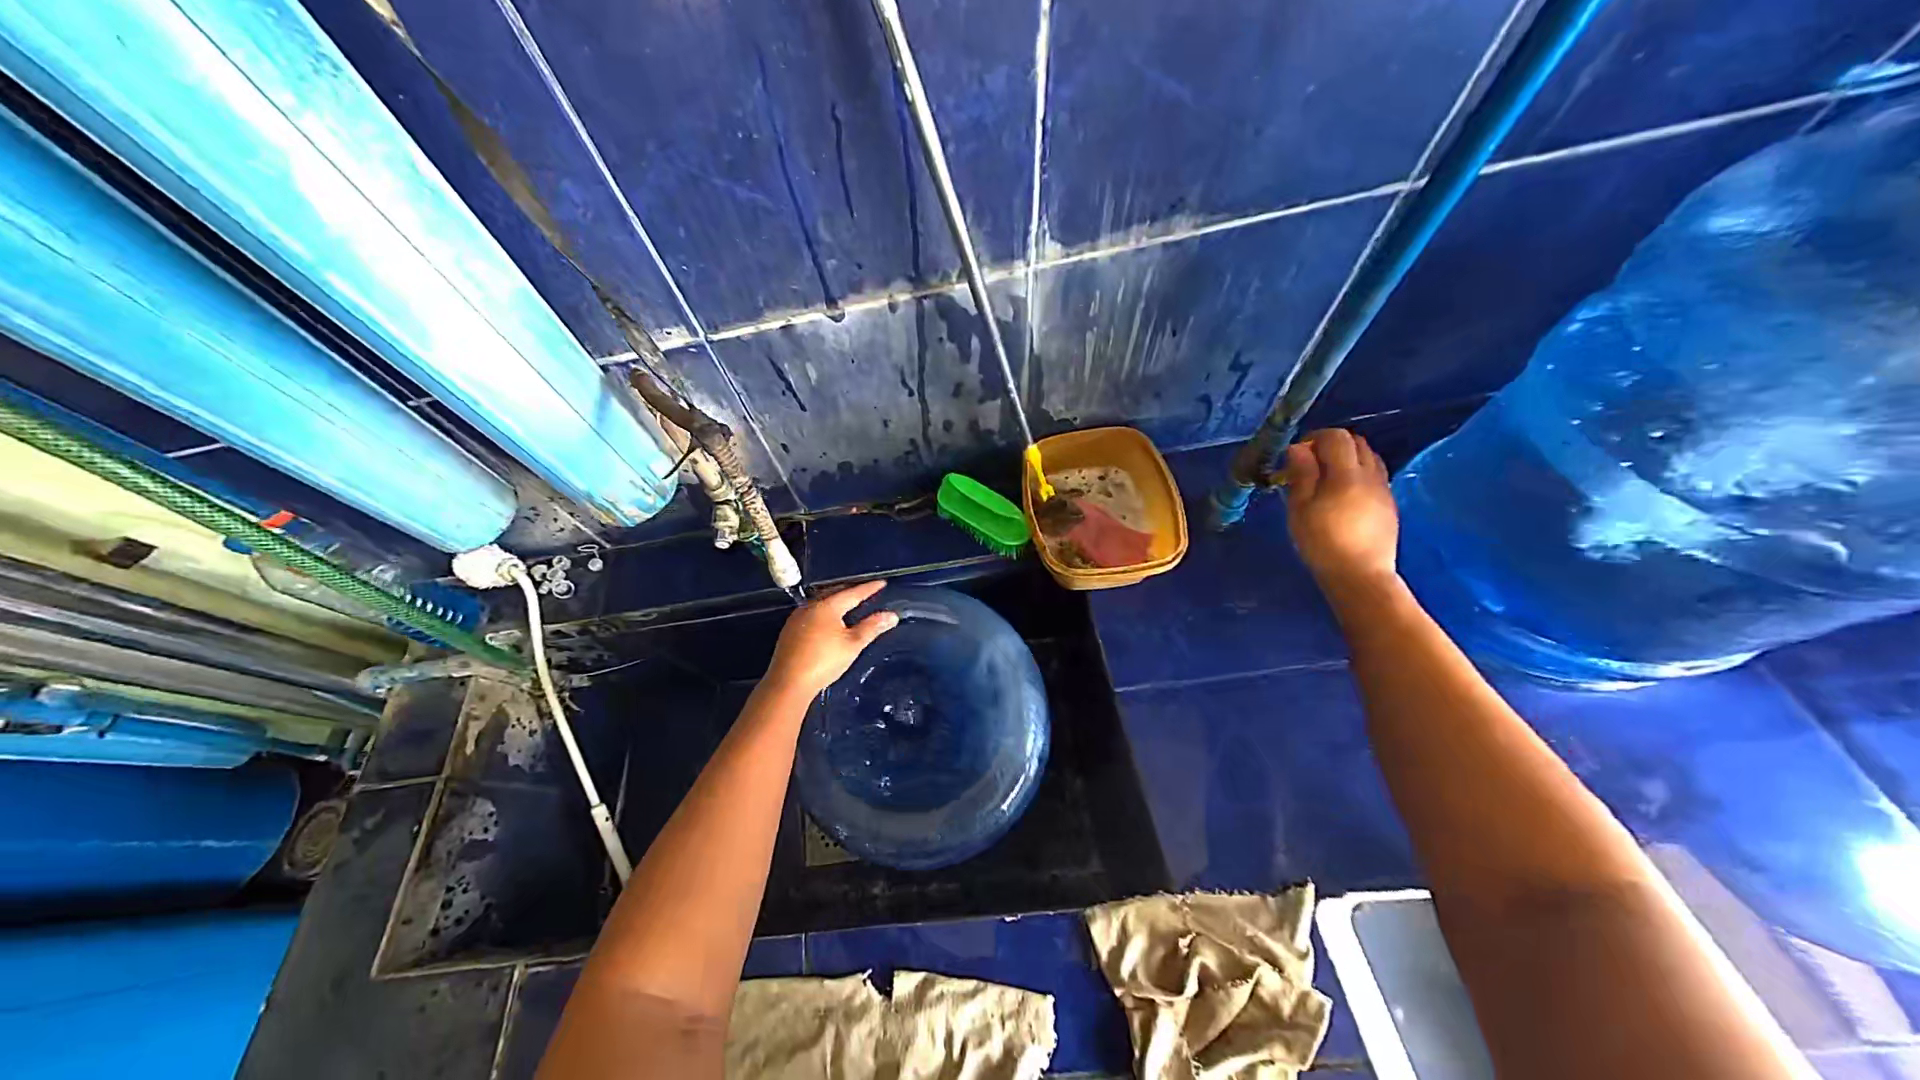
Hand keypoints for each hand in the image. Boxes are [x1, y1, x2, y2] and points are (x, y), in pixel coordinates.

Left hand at [764, 580, 899, 695]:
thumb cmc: (823, 662)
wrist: (788, 683)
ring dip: (836, 601)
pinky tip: (828, 622)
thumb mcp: (853, 645)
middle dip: (851, 591)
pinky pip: (812, 613)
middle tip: (866, 591)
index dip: (869, 588)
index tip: (881, 583)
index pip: (853, 593)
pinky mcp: (789, 632)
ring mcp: (796, 619)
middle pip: (834, 593)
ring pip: (821, 603)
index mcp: (826, 606)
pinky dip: (825, 613)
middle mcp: (809, 607)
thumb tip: (891, 616)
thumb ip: (872, 627)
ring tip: (849, 604)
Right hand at [1283, 429, 1398, 588]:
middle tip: (1309, 465)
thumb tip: (1299, 448)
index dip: (1314, 438)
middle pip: (1356, 442)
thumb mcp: (1300, 509)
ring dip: (1347, 459)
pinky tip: (1342, 497)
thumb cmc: (1322, 544)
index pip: (1336, 437)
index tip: (1297, 455)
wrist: (1360, 577)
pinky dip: (1358, 475)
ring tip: (1326, 480)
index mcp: (1347, 475)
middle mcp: (1371, 475)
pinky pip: (1375, 476)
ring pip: (1369, 458)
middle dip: (1332, 445)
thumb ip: (1302, 475)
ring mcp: (1384, 489)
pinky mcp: (1389, 505)